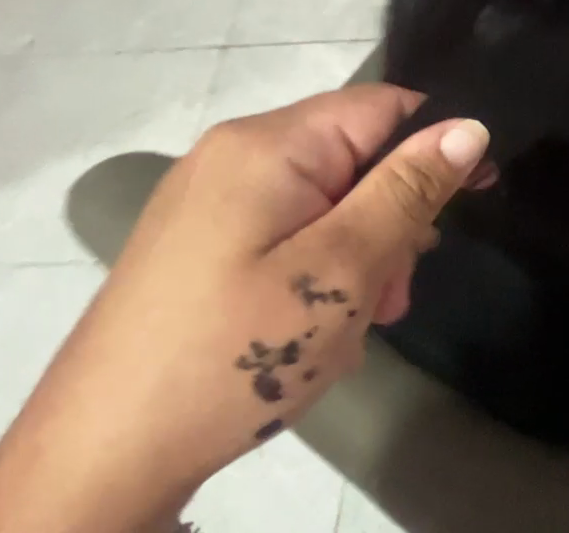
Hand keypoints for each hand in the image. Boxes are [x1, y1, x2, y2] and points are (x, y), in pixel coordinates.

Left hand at [0, 85, 491, 532]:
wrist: (95, 462)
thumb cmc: (233, 355)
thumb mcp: (341, 270)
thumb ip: (408, 191)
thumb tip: (470, 127)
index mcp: (268, 144)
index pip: (385, 106)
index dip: (437, 144)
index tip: (473, 200)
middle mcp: (235, 153)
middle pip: (356, 154)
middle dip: (393, 216)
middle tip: (393, 292)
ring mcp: (211, 198)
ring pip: (328, 196)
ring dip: (361, 250)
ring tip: (356, 320)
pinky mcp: (200, 240)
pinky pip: (290, 228)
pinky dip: (320, 266)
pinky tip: (317, 325)